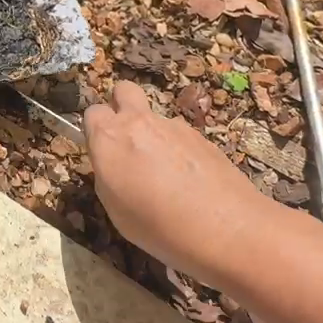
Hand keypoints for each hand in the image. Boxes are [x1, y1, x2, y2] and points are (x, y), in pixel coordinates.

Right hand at [81, 81, 275, 289]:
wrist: (231, 231)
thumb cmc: (160, 227)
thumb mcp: (116, 210)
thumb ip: (107, 175)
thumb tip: (114, 164)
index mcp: (109, 137)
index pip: (92, 112)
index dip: (96, 131)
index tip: (104, 154)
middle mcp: (138, 122)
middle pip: (123, 90)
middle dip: (122, 106)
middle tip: (130, 142)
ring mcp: (174, 127)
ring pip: (156, 118)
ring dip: (156, 136)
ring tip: (171, 178)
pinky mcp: (203, 137)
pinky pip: (182, 137)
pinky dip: (182, 152)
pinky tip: (195, 184)